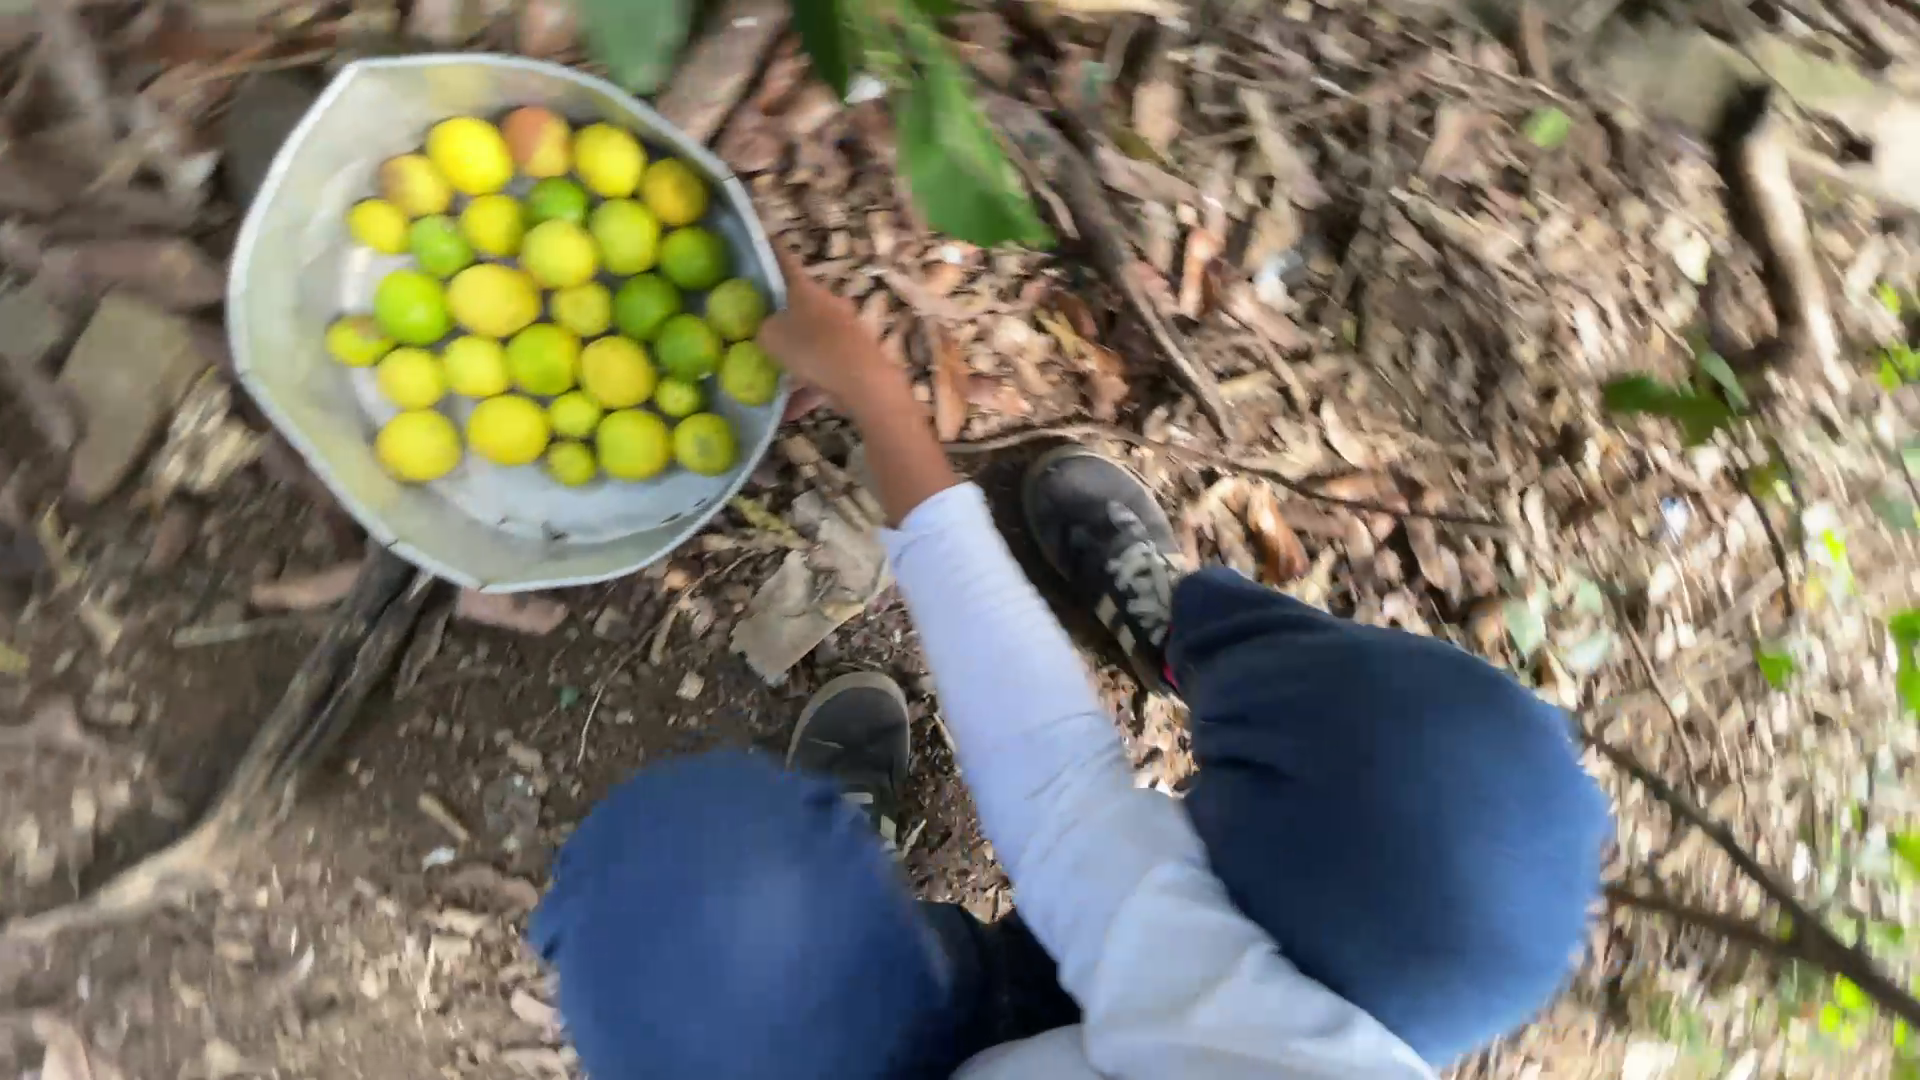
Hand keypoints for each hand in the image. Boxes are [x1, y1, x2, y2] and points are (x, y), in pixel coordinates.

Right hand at [757, 251, 906, 418]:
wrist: (863, 382)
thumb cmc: (812, 349)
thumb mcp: (770, 337)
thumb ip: (762, 330)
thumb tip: (764, 330)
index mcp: (807, 290)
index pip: (783, 260)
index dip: (769, 250)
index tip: (761, 240)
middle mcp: (829, 305)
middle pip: (799, 306)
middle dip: (780, 319)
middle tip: (757, 330)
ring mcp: (845, 334)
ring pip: (812, 345)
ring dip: (792, 364)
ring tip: (771, 384)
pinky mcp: (855, 361)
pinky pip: (823, 374)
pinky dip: (807, 391)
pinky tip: (790, 413)